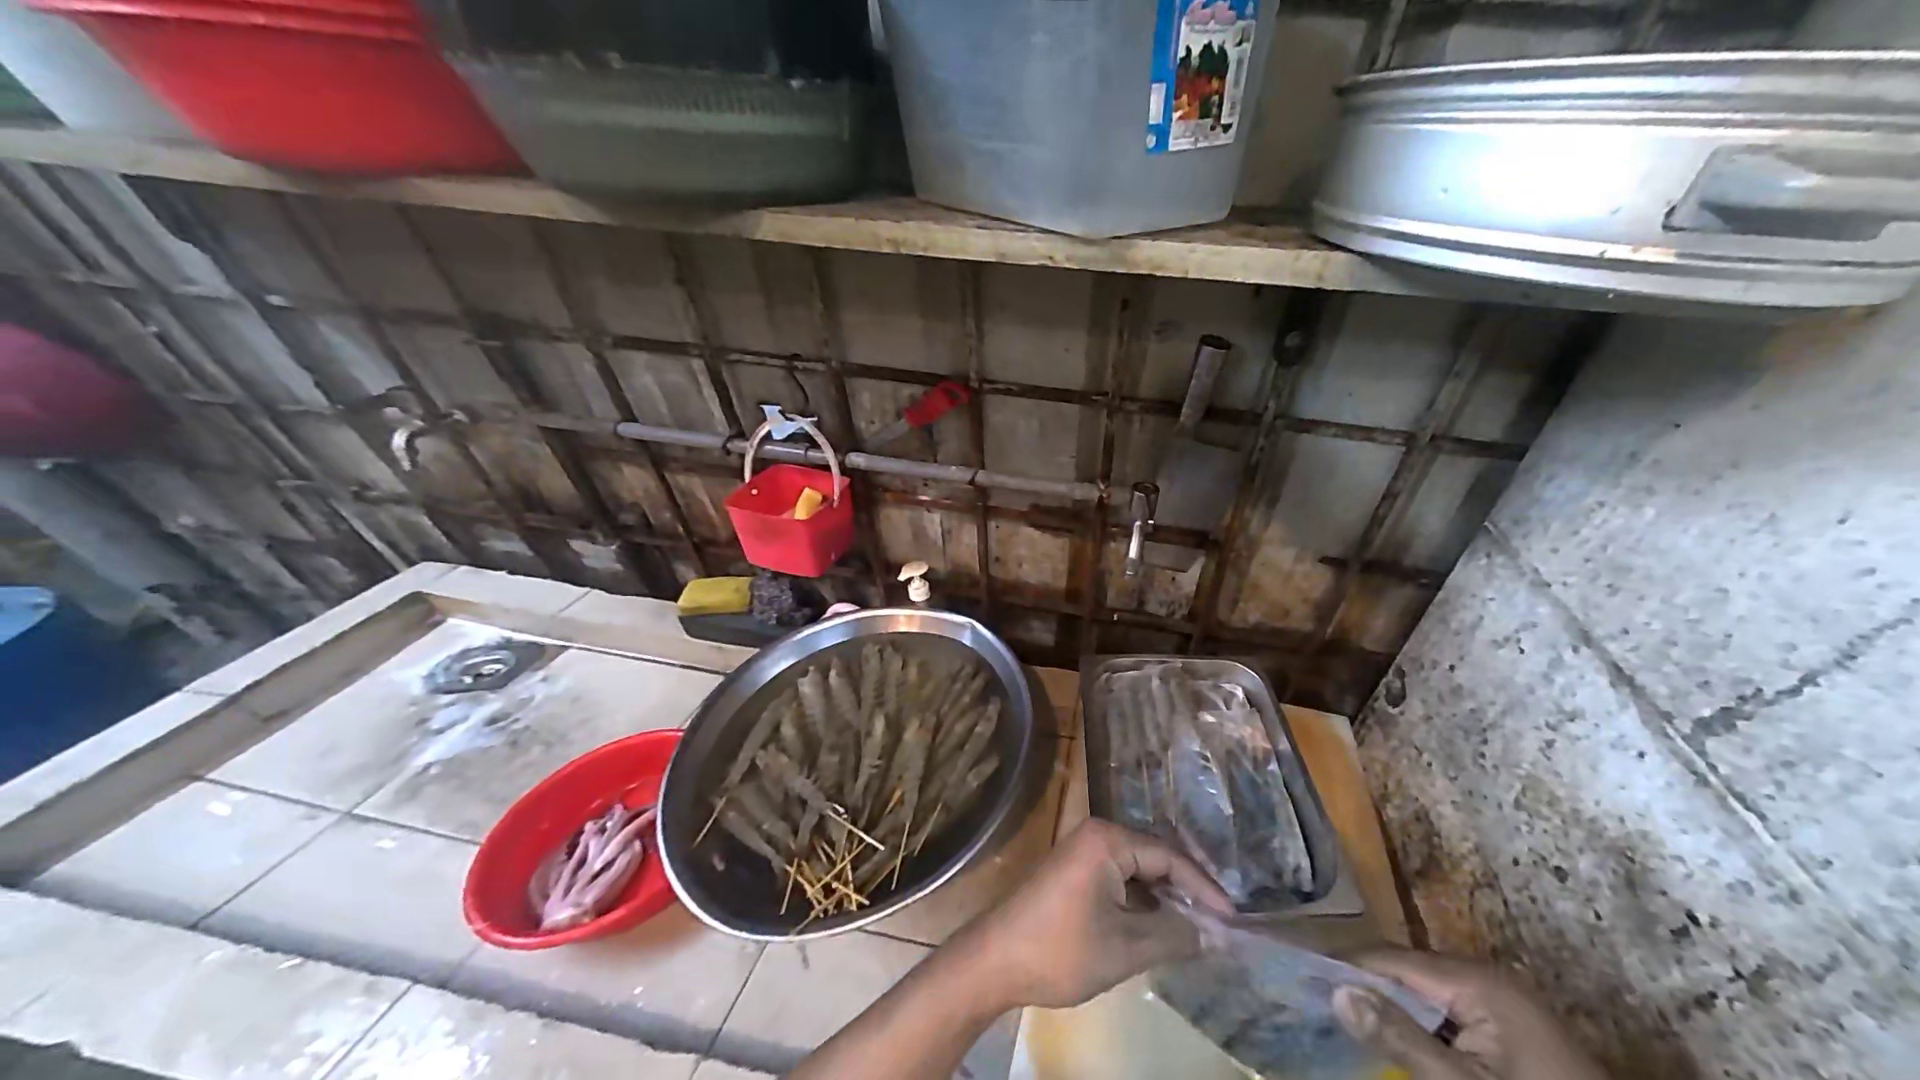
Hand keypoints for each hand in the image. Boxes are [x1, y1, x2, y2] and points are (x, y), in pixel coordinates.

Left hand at [953, 819, 1233, 1010]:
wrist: (995, 960)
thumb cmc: (1061, 949)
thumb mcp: (1125, 948)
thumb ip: (1173, 935)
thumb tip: (1210, 932)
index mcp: (1107, 840)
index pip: (1169, 857)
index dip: (1204, 889)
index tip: (1233, 920)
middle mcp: (1095, 835)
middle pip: (1154, 858)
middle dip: (1186, 891)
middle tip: (1219, 925)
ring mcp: (1081, 852)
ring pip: (1137, 870)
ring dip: (1163, 898)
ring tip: (1196, 930)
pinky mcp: (1073, 871)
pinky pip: (1118, 878)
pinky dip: (1140, 901)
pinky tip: (1158, 927)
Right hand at [1332, 949, 1608, 1079]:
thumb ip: (1402, 1040)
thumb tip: (1334, 991)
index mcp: (1474, 980)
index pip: (1386, 958)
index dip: (1340, 966)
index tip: (1296, 975)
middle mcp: (1482, 977)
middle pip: (1401, 971)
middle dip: (1361, 986)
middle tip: (1312, 1001)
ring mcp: (1497, 1002)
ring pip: (1420, 993)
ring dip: (1386, 1006)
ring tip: (1342, 1018)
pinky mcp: (1506, 1029)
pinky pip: (1444, 1013)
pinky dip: (1415, 1023)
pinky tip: (1394, 1039)